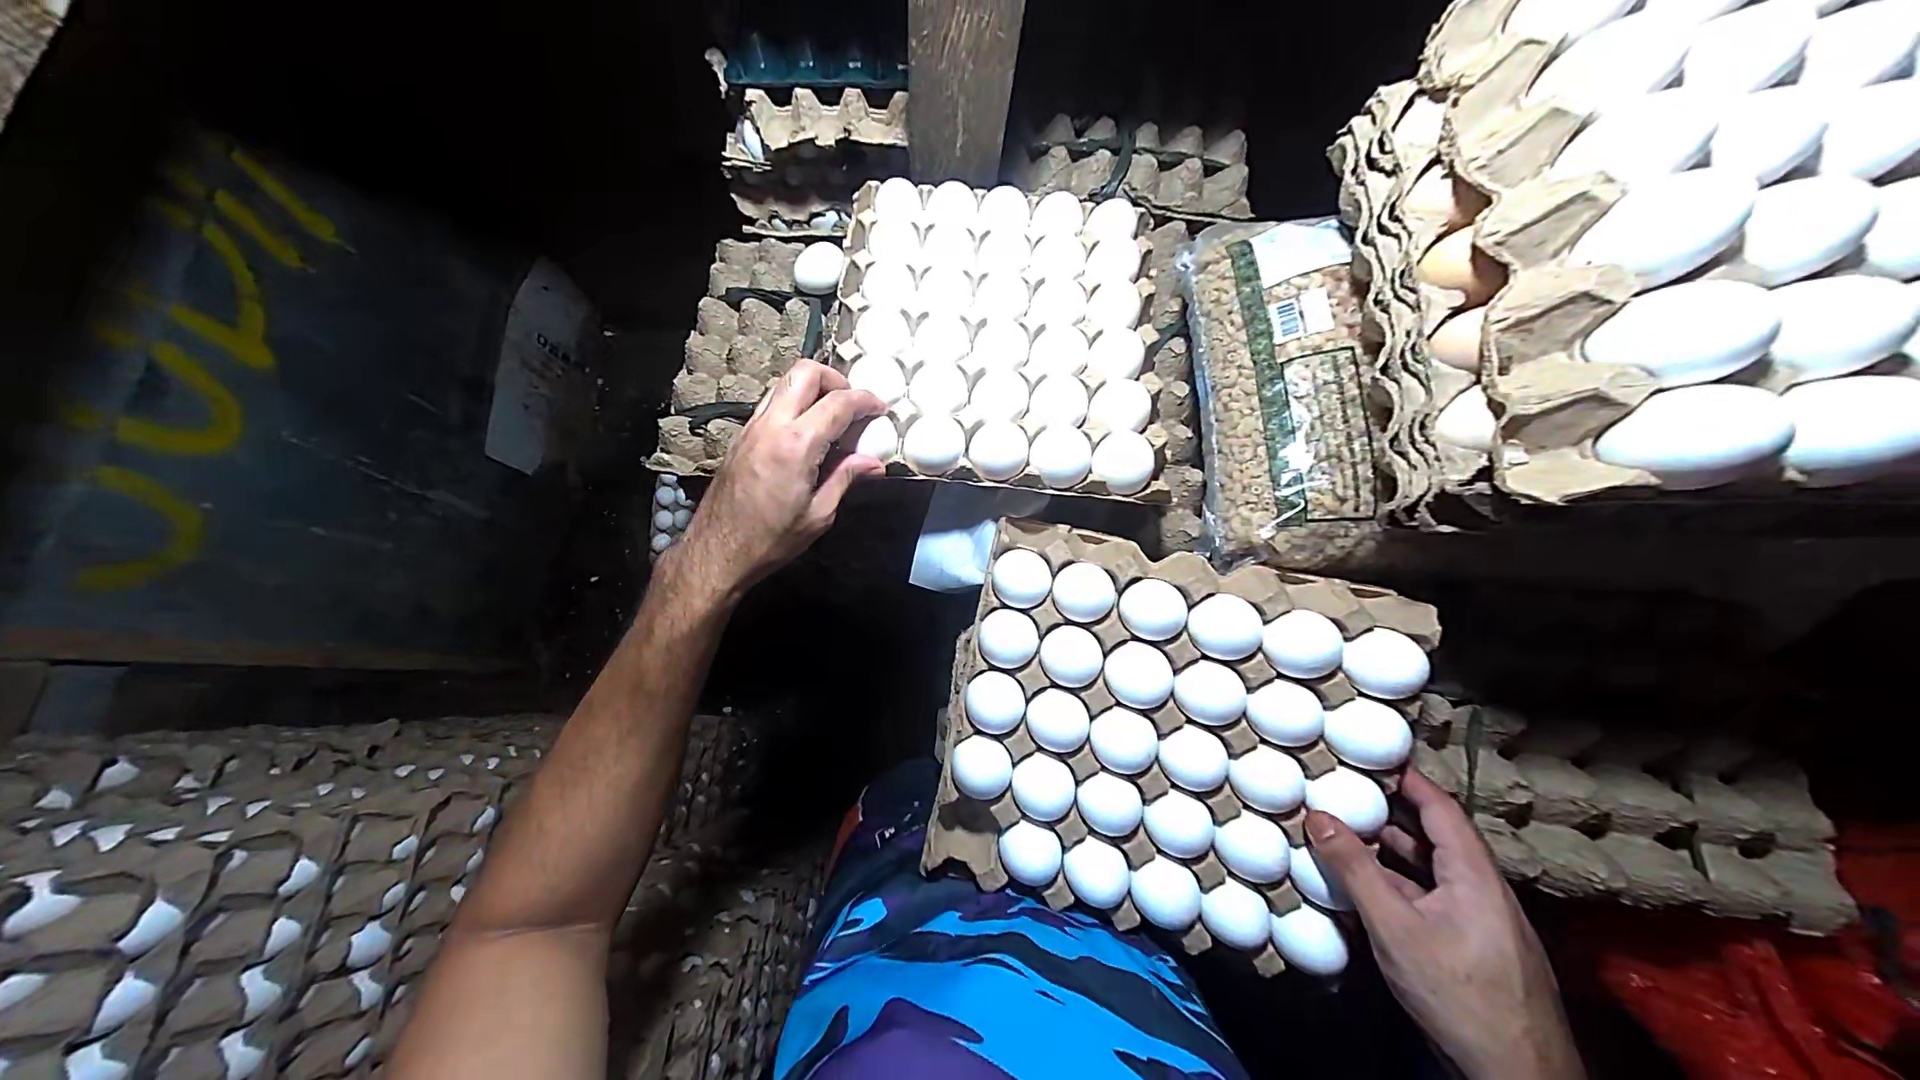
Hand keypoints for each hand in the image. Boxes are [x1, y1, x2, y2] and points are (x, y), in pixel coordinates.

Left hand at [671, 360, 885, 600]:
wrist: (717, 551)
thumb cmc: (770, 540)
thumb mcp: (818, 514)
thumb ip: (846, 478)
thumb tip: (873, 463)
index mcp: (795, 446)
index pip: (838, 403)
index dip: (866, 401)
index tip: (881, 408)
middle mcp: (771, 426)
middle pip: (805, 372)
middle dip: (835, 380)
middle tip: (852, 405)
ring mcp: (751, 428)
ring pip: (785, 384)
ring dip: (812, 390)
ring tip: (832, 418)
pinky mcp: (741, 437)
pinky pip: (772, 404)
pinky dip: (794, 405)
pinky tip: (807, 434)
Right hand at [1306, 769, 1584, 1079]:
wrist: (1514, 1078)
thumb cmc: (1458, 993)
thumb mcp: (1394, 927)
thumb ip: (1355, 869)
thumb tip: (1318, 816)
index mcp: (1474, 875)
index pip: (1441, 809)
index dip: (1409, 779)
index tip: (1373, 757)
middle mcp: (1481, 891)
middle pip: (1434, 837)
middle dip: (1389, 813)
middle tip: (1346, 792)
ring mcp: (1478, 922)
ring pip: (1428, 871)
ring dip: (1389, 852)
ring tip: (1345, 835)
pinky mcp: (1469, 948)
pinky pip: (1428, 899)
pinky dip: (1395, 885)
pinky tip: (1364, 891)